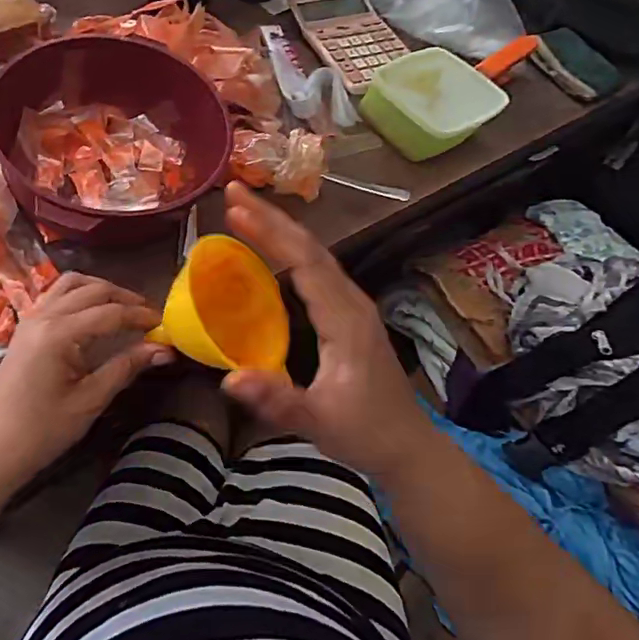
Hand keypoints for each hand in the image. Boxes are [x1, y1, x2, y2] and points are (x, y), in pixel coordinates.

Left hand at [0, 273, 172, 495]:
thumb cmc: (42, 431)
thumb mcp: (90, 401)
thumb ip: (126, 367)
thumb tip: (164, 349)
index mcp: (58, 333)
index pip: (110, 312)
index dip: (140, 316)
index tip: (165, 324)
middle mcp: (43, 316)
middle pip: (91, 289)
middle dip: (124, 298)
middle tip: (149, 317)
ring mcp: (30, 318)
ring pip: (70, 284)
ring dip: (100, 290)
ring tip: (124, 309)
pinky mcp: (24, 328)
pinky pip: (55, 295)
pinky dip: (78, 295)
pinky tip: (92, 313)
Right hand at [219, 182, 423, 474]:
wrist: (409, 448)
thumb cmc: (364, 433)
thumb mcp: (318, 423)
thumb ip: (278, 401)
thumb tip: (229, 379)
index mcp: (345, 320)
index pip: (306, 262)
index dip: (270, 233)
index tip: (236, 209)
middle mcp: (351, 303)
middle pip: (310, 248)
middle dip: (271, 217)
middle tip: (233, 190)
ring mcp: (352, 306)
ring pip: (314, 255)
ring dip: (279, 229)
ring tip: (244, 210)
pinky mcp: (347, 315)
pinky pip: (316, 270)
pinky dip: (288, 250)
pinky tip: (269, 248)